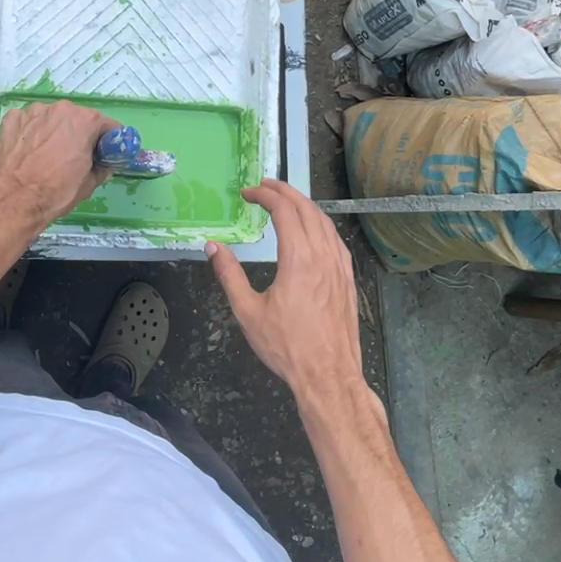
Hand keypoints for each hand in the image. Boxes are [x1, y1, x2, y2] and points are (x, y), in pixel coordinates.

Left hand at [0, 101, 121, 228]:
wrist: (11, 200)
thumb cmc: (54, 192)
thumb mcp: (89, 184)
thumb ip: (102, 167)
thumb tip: (103, 164)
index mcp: (84, 121)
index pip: (107, 126)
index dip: (108, 142)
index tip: (103, 154)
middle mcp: (60, 108)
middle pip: (77, 119)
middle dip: (78, 135)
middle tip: (72, 158)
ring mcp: (33, 111)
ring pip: (51, 119)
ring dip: (53, 132)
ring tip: (44, 157)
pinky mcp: (11, 119)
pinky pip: (28, 123)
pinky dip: (30, 134)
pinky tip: (26, 153)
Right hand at [207, 179, 364, 402]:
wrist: (328, 376)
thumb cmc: (287, 346)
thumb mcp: (248, 312)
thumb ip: (229, 275)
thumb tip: (212, 246)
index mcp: (298, 259)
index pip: (283, 211)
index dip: (265, 195)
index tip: (248, 192)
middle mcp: (322, 255)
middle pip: (306, 208)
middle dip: (285, 191)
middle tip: (265, 185)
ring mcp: (340, 266)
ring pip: (325, 221)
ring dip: (304, 204)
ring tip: (286, 200)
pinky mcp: (348, 278)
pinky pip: (336, 238)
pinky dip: (321, 223)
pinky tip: (314, 229)